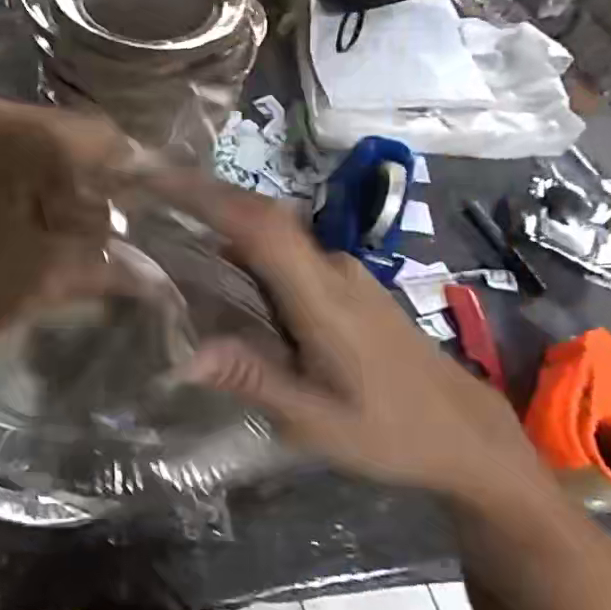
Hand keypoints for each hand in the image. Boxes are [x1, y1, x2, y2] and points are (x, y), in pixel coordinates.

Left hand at [0, 81, 131, 399]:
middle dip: (67, 179)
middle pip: (39, 132)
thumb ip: (98, 262)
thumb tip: (144, 270)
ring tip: (18, 227)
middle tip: (77, 227)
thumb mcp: (34, 283)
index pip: (93, 134)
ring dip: (16, 177)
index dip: (126, 171)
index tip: (135, 206)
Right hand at [154, 174, 545, 495]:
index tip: (155, 177)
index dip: (207, 196)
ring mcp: (349, 275)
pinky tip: (225, 282)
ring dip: (225, 231)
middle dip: (203, 204)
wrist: (465, 430)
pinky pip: (292, 258)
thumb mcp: (317, 423)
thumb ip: (253, 381)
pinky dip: (251, 256)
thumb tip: (184, 355)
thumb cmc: (393, 432)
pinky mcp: (352, 287)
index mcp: (325, 299)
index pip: (261, 227)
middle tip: (145, 206)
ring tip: (170, 240)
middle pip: (263, 220)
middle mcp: (336, 271)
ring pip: (278, 238)